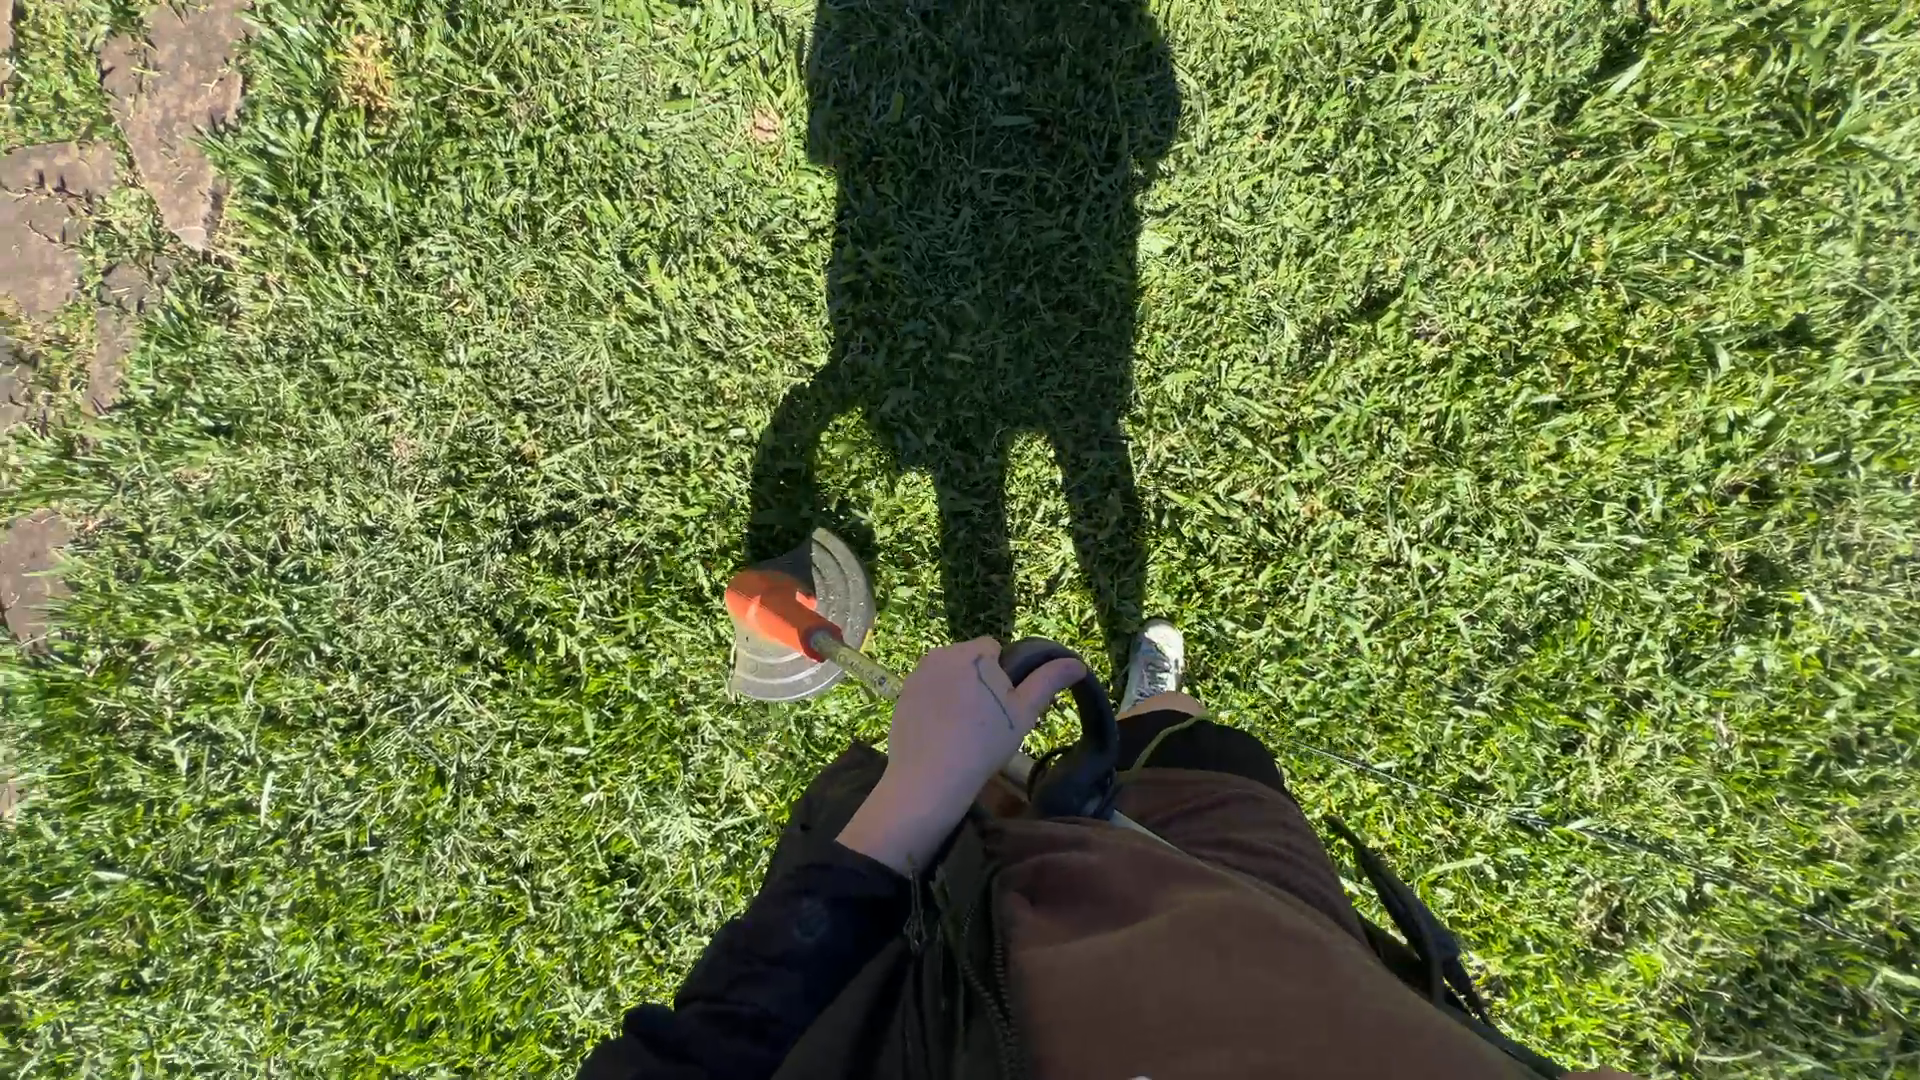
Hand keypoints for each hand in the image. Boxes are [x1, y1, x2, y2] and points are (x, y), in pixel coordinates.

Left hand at [837, 637, 1084, 873]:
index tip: (1003, 704)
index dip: (1002, 674)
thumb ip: (1048, 680)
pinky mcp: (903, 693)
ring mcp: (918, 673)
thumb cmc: (985, 742)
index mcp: (973, 652)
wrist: (930, 777)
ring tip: (964, 727)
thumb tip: (1077, 663)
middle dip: (979, 679)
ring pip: (949, 674)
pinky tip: (942, 731)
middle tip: (987, 718)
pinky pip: (929, 689)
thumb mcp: (1025, 712)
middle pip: (970, 659)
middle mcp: (941, 653)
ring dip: (959, 689)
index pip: (994, 648)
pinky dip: (937, 702)